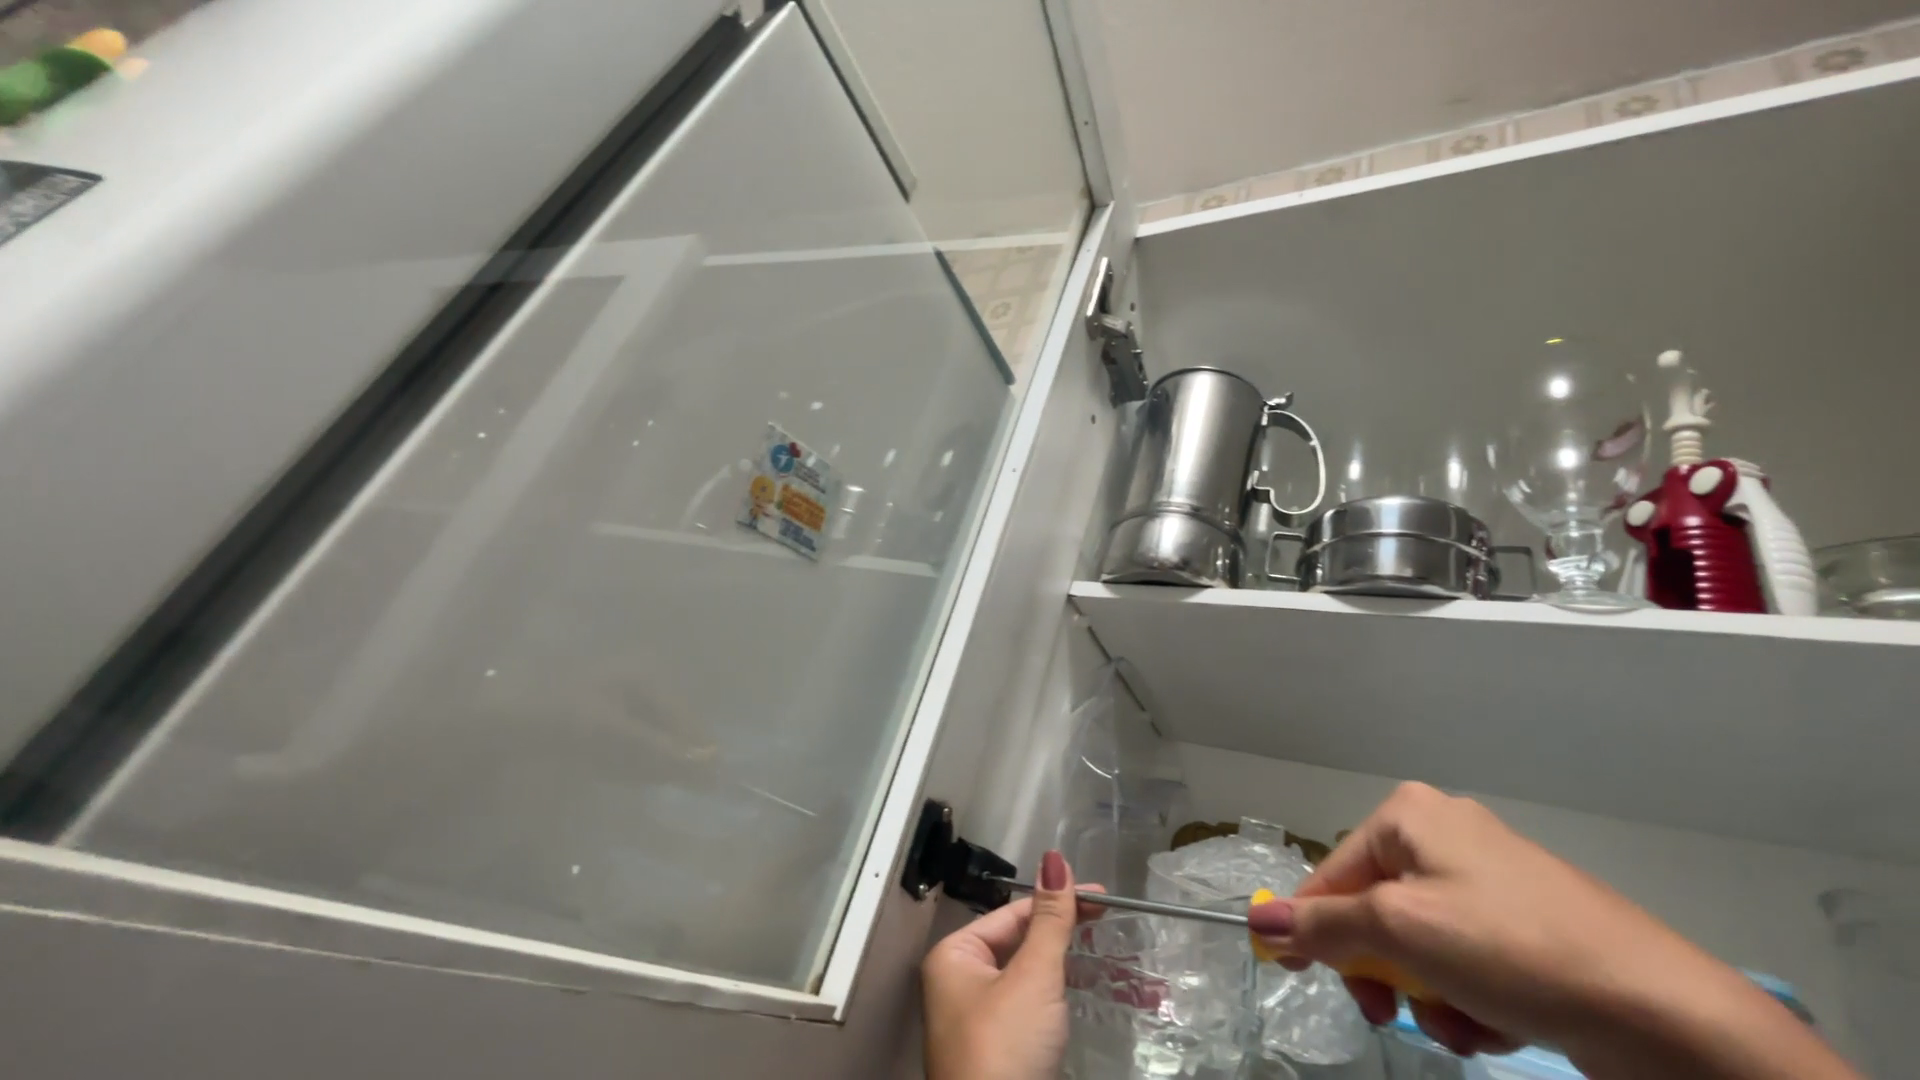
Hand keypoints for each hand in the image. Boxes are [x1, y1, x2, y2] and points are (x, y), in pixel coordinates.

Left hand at [922, 851, 1104, 1079]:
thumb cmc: (1004, 1047)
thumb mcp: (1032, 976)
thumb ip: (1049, 919)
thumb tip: (1054, 857)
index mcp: (954, 957)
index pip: (1012, 913)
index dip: (1058, 900)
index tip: (1104, 895)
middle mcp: (961, 983)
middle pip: (1021, 943)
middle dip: (1069, 934)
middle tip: (1114, 921)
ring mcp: (980, 1020)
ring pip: (1032, 977)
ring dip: (1073, 967)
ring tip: (1118, 959)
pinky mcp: (1001, 1052)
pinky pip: (1035, 1009)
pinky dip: (1064, 999)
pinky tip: (1093, 994)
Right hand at [1246, 783, 1858, 1079]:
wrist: (1662, 1011)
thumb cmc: (1512, 950)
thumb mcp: (1400, 932)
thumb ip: (1322, 925)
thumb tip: (1257, 923)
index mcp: (1409, 816)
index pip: (1330, 874)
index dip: (1312, 928)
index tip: (1302, 981)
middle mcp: (1446, 833)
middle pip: (1373, 908)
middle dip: (1381, 969)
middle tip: (1386, 1011)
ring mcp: (1491, 879)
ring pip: (1419, 942)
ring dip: (1426, 992)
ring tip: (1460, 1023)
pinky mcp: (1528, 923)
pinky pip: (1465, 958)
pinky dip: (1467, 996)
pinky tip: (1495, 1022)